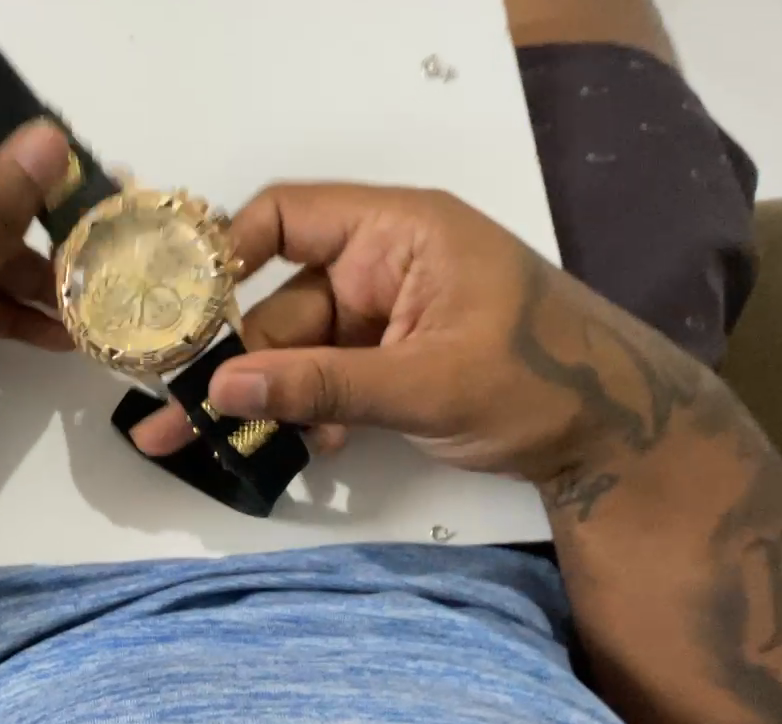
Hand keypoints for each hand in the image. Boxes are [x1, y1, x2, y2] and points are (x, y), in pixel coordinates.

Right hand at [128, 185, 707, 489]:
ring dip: (260, 401)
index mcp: (395, 234)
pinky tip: (304, 448)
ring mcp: (376, 319)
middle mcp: (375, 268)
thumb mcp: (424, 383)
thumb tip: (220, 390)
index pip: (286, 216)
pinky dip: (303, 414)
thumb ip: (319, 385)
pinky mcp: (380, 362)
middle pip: (275, 306)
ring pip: (290, 353)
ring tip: (205, 445)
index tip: (175, 310)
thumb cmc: (540, 382)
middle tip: (169, 416)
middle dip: (227, 364)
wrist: (613, 435)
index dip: (224, 256)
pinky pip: (317, 381)